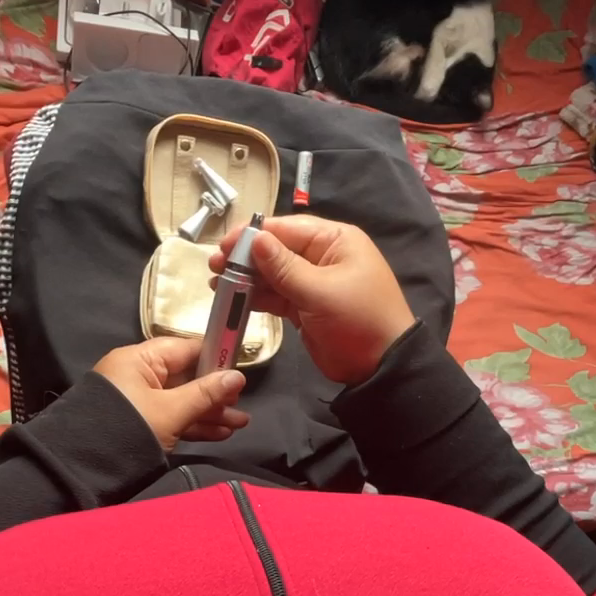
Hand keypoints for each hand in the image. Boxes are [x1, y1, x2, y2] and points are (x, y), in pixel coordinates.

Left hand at [92, 337, 250, 450]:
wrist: (86, 467)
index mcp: (139, 360)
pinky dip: (195, 425)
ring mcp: (141, 402)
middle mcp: (139, 376)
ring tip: (240, 423)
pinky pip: (174, 418)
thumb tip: (237, 376)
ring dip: (211, 412)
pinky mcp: (143, 424)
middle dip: (216, 392)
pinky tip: (221, 433)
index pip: (185, 349)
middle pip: (186, 377)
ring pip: (183, 401)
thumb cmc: (130, 428)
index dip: (214, 357)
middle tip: (241, 402)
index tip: (239, 368)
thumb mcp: (171, 410)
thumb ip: (205, 394)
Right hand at [210, 215, 416, 385]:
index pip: (286, 229)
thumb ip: (284, 267)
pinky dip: (256, 297)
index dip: (252, 235)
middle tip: (214, 265)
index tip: (223, 245)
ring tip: (217, 283)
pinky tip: (233, 298)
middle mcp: (323, 256)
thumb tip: (255, 239)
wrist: (380, 366)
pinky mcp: (305, 308)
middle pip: (277, 250)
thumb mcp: (320, 292)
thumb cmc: (357, 320)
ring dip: (247, 279)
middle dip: (245, 257)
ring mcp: (313, 283)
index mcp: (334, 241)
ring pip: (273, 274)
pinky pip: (277, 296)